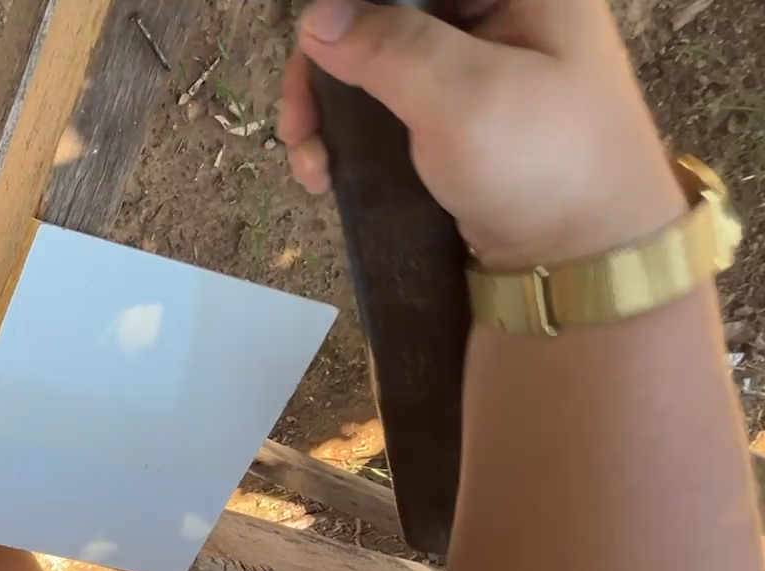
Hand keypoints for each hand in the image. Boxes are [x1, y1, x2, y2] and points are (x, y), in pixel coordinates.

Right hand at [279, 0, 687, 269]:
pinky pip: (369, 115)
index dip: (345, 16)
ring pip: (362, 73)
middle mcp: (485, 19)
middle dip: (322, 78)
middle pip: (372, 23)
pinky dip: (336, 144)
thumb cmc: (538, 162)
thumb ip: (391, 49)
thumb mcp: (465, 97)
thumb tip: (314, 16)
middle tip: (297, 131)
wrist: (571, 249)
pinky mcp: (436, 120)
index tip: (310, 66)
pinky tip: (326, 177)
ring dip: (321, 120)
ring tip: (313, 170)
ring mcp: (459, 72)